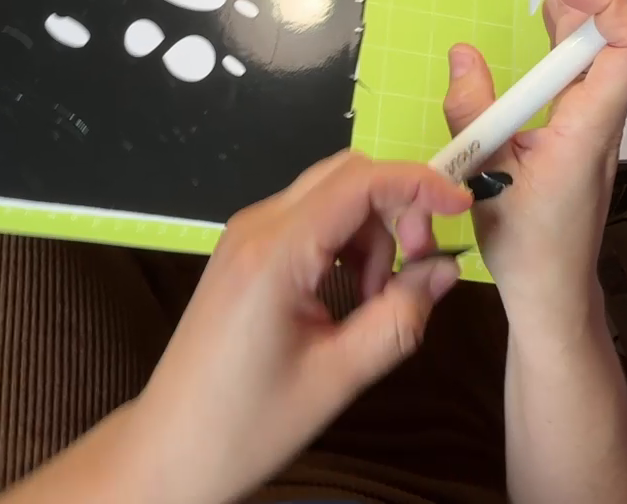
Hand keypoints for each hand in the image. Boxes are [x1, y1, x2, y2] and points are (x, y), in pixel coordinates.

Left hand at [116, 152, 472, 503]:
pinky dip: (347, 241)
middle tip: (417, 264)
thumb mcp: (336, 377)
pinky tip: (349, 292)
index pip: (359, 181)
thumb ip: (399, 318)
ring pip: (333, 193)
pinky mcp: (249, 247)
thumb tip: (445, 268)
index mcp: (275, 251)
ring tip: (376, 297)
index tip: (460, 206)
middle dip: (396, 207)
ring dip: (372, 230)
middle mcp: (259, 224)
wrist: (166, 451)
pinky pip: (313, 217)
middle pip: (347, 175)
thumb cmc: (247, 424)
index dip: (417, 183)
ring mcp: (249, 232)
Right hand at [443, 0, 626, 332]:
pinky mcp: (570, 122)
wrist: (551, 292)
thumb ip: (473, 115)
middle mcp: (597, 113)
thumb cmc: (527, 248)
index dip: (604, 4)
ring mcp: (586, 116)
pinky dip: (556, 26)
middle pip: (607, 31)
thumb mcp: (485, 182)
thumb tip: (464, 54)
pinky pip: (569, 64)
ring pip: (587, 43)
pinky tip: (542, 2)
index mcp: (589, 128)